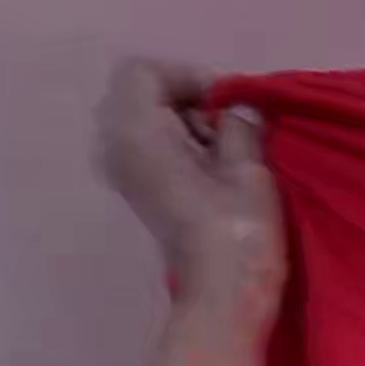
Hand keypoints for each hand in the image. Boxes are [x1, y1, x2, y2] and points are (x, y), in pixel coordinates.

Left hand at [95, 59, 287, 317]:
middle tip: (234, 126)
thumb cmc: (239, 230)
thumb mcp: (249, 169)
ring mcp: (123, 171)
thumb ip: (240, 126)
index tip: (231, 105)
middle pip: (141, 95)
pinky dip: (181, 147)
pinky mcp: (140, 192)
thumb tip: (240, 109)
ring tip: (228, 152)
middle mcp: (116, 146)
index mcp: (136, 132)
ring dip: (188, 126)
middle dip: (189, 101)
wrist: (226, 292)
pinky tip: (214, 171)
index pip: (145, 72)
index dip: (191, 78)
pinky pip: (151, 148)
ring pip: (147, 122)